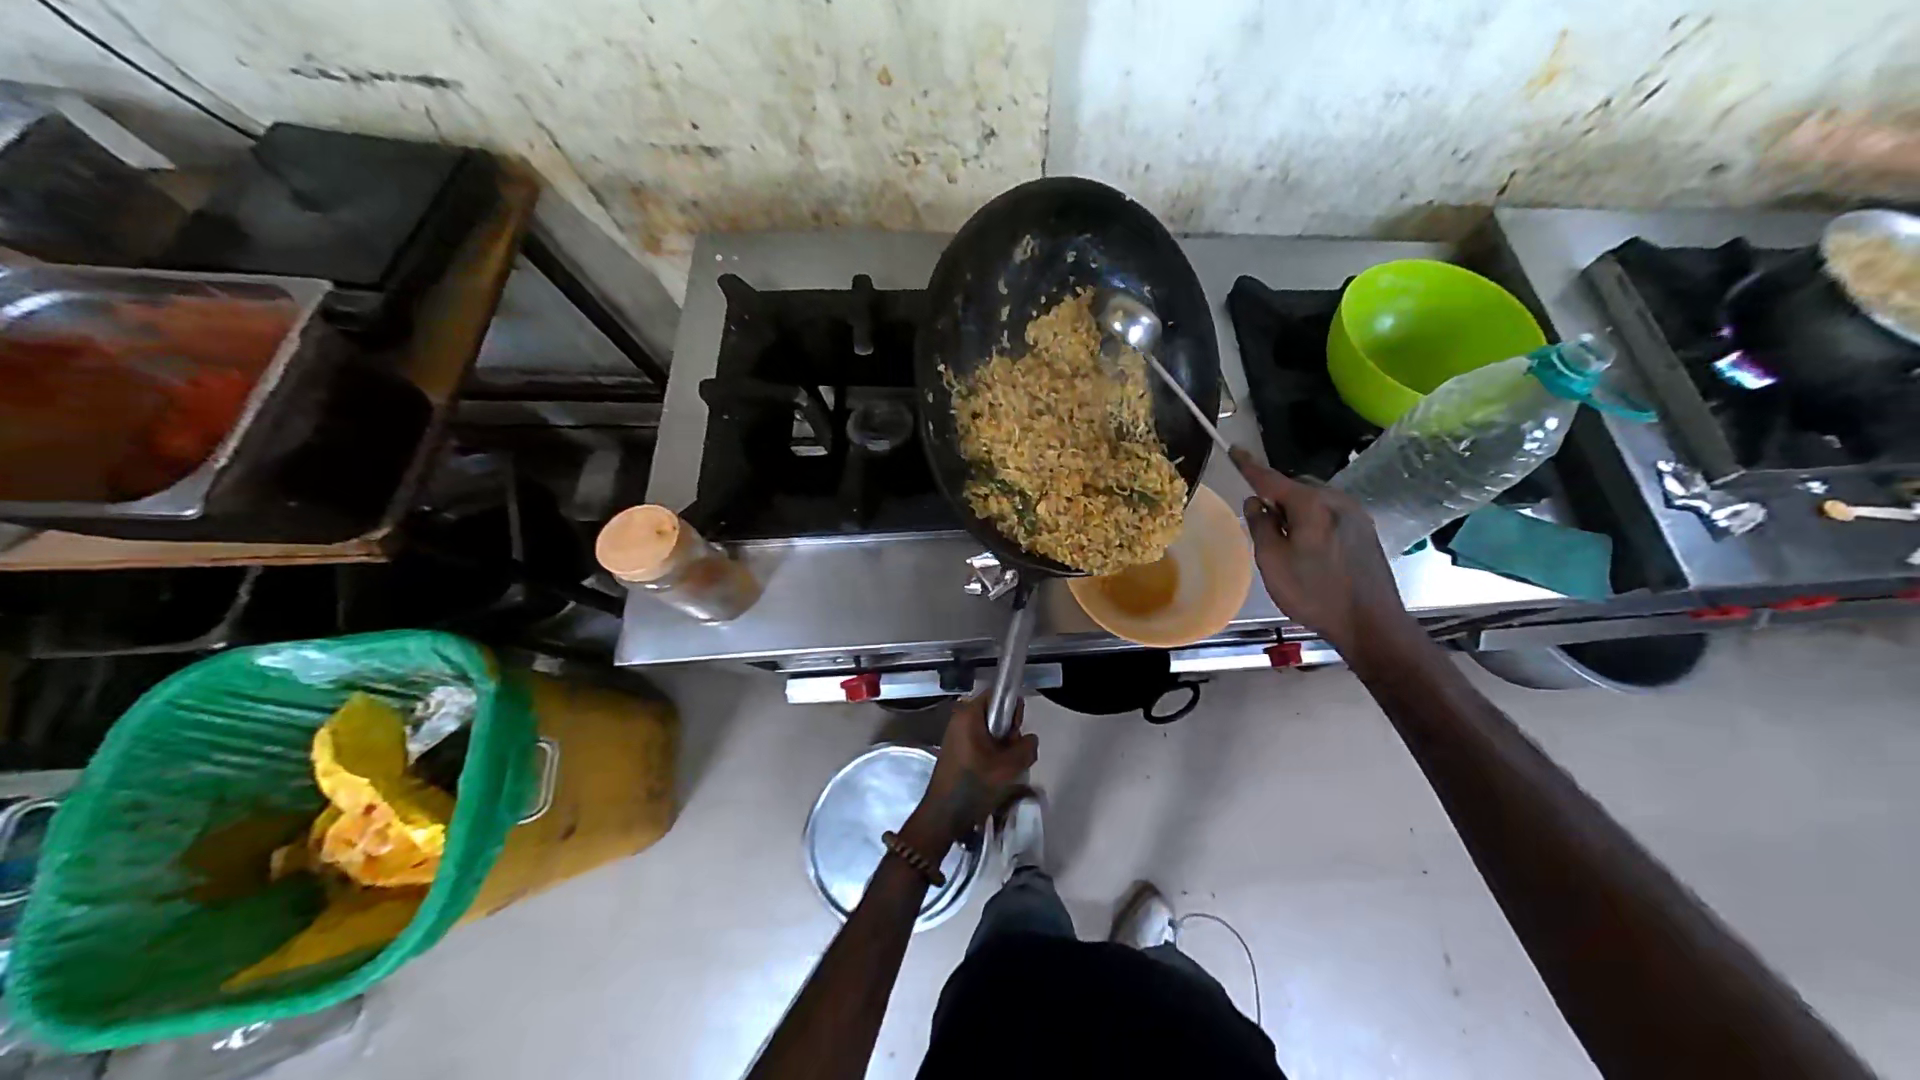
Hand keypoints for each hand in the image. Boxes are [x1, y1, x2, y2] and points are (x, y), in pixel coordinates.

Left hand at [903, 694, 1038, 851]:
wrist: (944, 815)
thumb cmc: (975, 784)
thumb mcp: (1010, 766)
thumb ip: (1027, 746)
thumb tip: (1029, 739)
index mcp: (968, 714)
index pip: (997, 695)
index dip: (1012, 709)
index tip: (1016, 731)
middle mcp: (959, 719)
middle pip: (995, 714)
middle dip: (1008, 733)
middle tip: (1010, 755)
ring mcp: (956, 736)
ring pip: (990, 732)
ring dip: (1001, 748)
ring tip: (1003, 769)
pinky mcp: (956, 752)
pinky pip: (981, 744)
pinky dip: (991, 755)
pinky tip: (993, 775)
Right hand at [1231, 446, 1419, 666]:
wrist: (1370, 622)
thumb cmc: (1314, 592)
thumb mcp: (1273, 561)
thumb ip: (1260, 526)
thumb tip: (1255, 502)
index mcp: (1312, 504)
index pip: (1271, 479)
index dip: (1249, 466)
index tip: (1235, 450)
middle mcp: (1337, 501)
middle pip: (1297, 487)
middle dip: (1276, 496)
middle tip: (1261, 523)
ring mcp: (1355, 515)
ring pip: (1314, 501)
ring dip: (1295, 511)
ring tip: (1285, 541)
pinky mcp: (1364, 531)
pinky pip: (1329, 514)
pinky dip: (1312, 520)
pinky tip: (1308, 548)